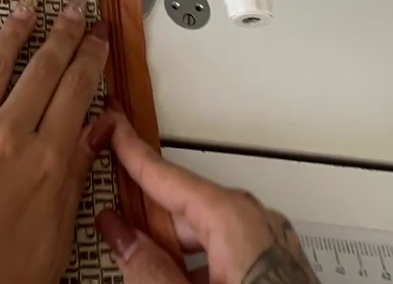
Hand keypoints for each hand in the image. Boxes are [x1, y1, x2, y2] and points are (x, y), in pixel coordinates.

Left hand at [0, 0, 112, 283]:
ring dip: (15, 32)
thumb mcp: (56, 237)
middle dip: (62, 34)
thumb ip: (73, 176)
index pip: (76, 91)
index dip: (90, 58)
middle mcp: (8, 137)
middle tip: (74, 12)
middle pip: (42, 69)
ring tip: (26, 10)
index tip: (98, 38)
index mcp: (46, 163)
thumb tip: (95, 132)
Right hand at [94, 113, 319, 283]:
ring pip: (206, 233)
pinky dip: (200, 266)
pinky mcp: (282, 271)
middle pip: (185, 206)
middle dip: (149, 220)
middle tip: (115, 230)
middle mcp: (256, 222)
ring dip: (174, 250)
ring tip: (151, 274)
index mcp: (232, 220)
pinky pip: (229, 254)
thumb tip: (114, 228)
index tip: (110, 124)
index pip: (167, 175)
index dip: (132, 152)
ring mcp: (274, 247)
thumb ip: (147, 269)